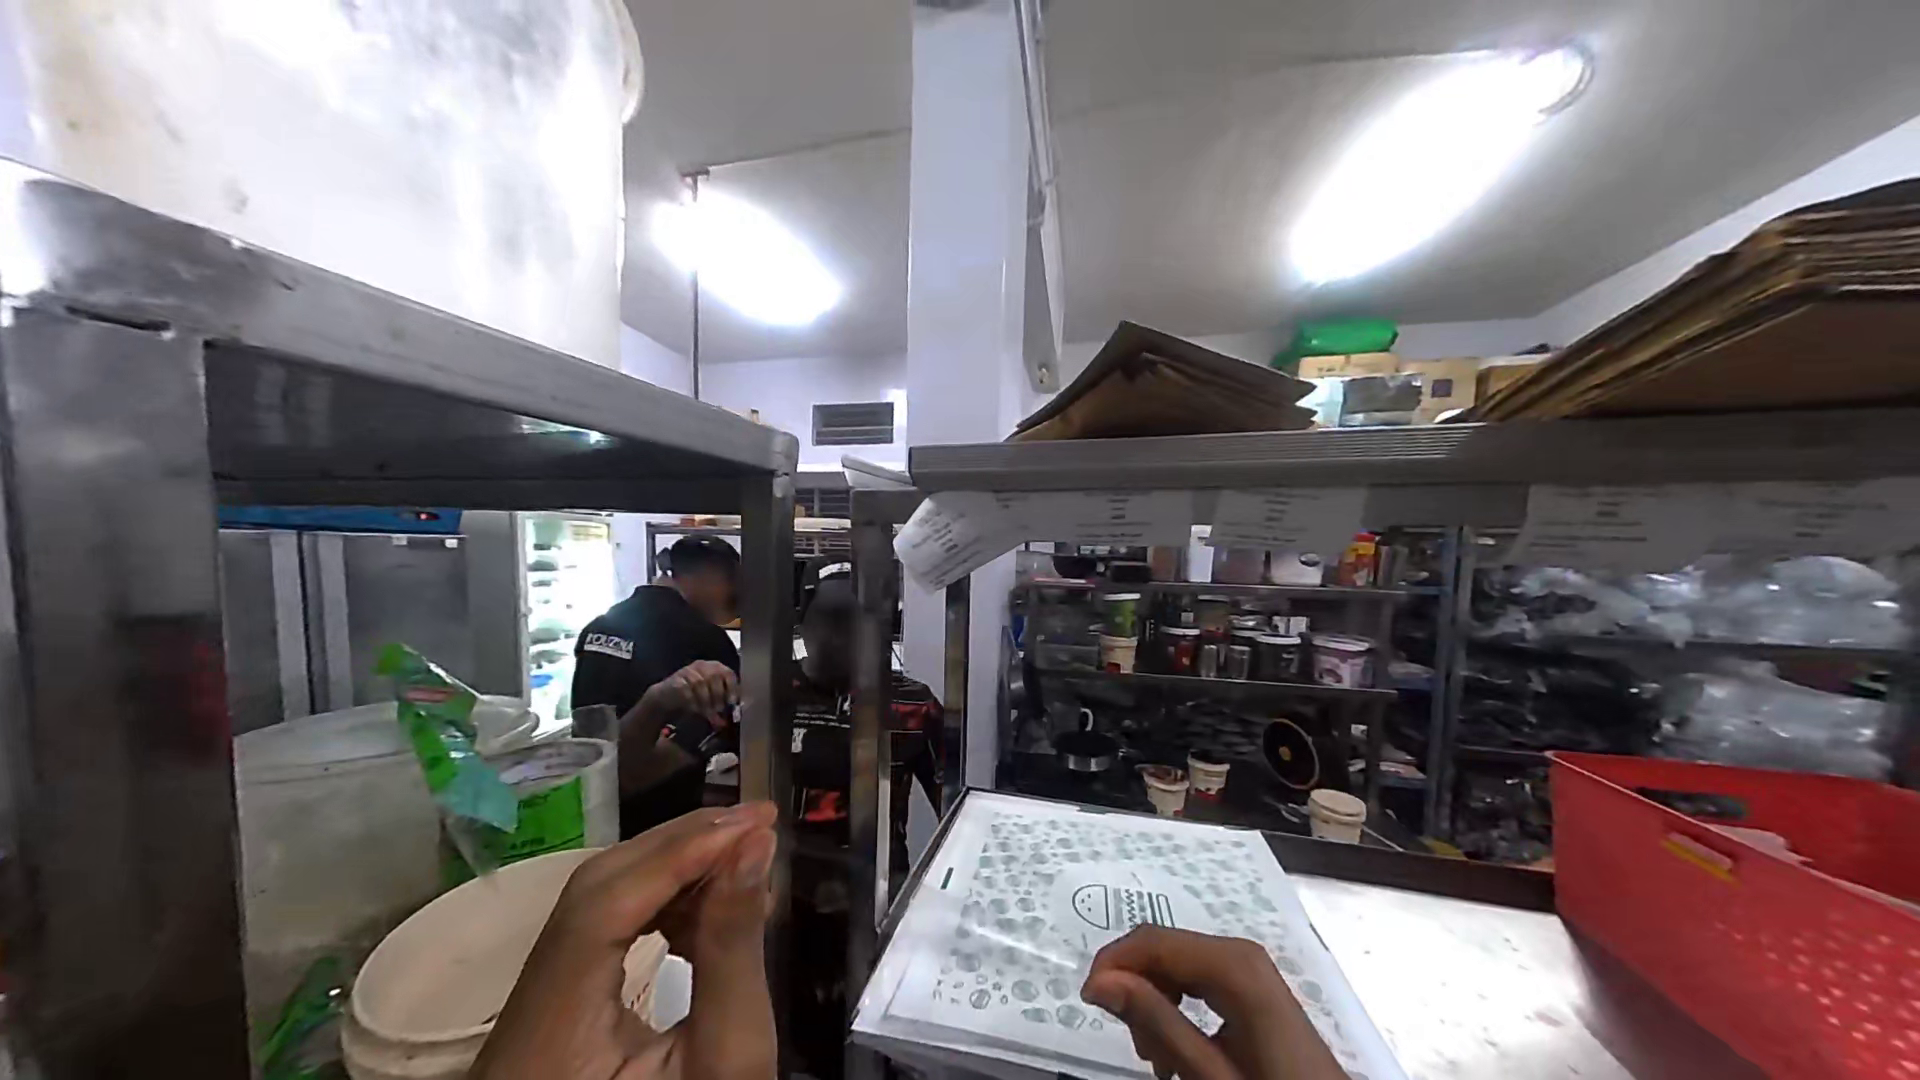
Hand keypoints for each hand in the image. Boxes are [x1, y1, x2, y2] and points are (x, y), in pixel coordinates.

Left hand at [471, 803, 779, 1079]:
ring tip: (744, 852)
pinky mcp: (558, 1001)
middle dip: (682, 844)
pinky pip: (607, 921)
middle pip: (596, 889)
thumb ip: (734, 948)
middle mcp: (523, 1012)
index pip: (601, 908)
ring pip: (601, 896)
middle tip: (757, 821)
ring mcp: (535, 1005)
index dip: (678, 855)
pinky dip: (664, 894)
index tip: (754, 824)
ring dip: (677, 863)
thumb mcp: (728, 1056)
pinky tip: (709, 894)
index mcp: (549, 1039)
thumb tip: (756, 845)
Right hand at [646, 660, 738, 726]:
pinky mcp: (675, 680)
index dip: (732, 687)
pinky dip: (692, 701)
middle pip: (715, 676)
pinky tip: (695, 710)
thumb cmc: (692, 697)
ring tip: (708, 713)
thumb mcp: (709, 699)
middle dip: (718, 695)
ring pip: (700, 683)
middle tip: (719, 710)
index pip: (728, 673)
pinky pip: (686, 690)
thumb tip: (725, 722)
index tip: (732, 702)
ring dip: (706, 700)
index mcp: (714, 667)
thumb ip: (718, 705)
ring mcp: (687, 671)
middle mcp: (702, 666)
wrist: (664, 697)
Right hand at [1081, 927, 1345, 1079]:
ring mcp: (1249, 968)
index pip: (1153, 940)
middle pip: (1164, 949)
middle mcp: (1240, 952)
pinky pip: (1198, 980)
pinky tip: (1180, 1048)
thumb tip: (1099, 980)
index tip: (1089, 1003)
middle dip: (1137, 989)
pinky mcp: (1253, 987)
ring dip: (1155, 1003)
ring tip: (1159, 1058)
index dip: (1113, 963)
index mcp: (1233, 963)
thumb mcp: (1212, 1076)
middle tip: (1138, 1050)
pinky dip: (1178, 1008)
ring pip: (1177, 965)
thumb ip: (1156, 1023)